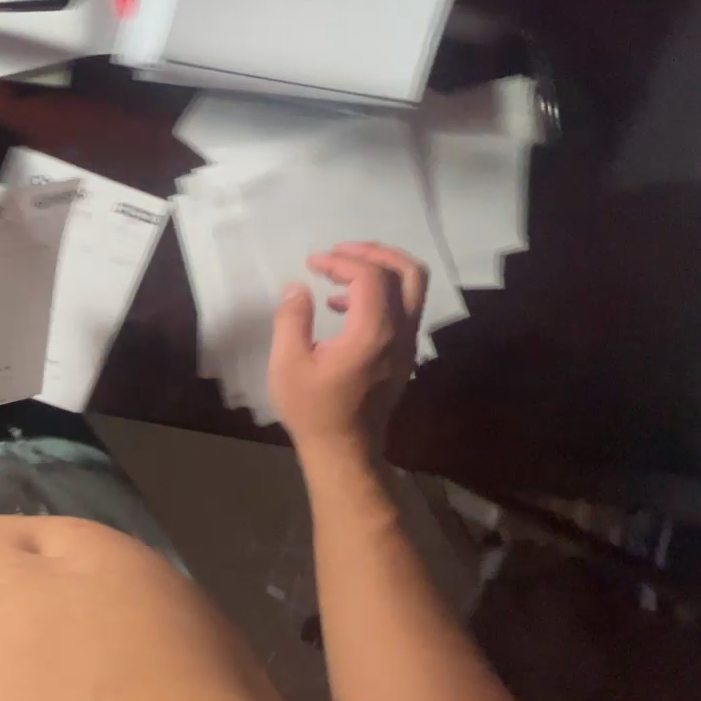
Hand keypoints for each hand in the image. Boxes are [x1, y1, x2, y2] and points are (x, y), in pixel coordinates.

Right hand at [268, 242, 426, 454]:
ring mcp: (407, 344)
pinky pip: (402, 309)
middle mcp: (400, 332)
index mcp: (373, 332)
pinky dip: (379, 293)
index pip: (370, 276)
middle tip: (340, 251)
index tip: (311, 263)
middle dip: (374, 253)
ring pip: (412, 289)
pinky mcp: (403, 354)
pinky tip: (343, 305)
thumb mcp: (288, 363)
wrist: (344, 449)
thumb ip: (293, 319)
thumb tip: (298, 288)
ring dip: (380, 271)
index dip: (341, 261)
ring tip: (340, 273)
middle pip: (408, 272)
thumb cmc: (312, 408)